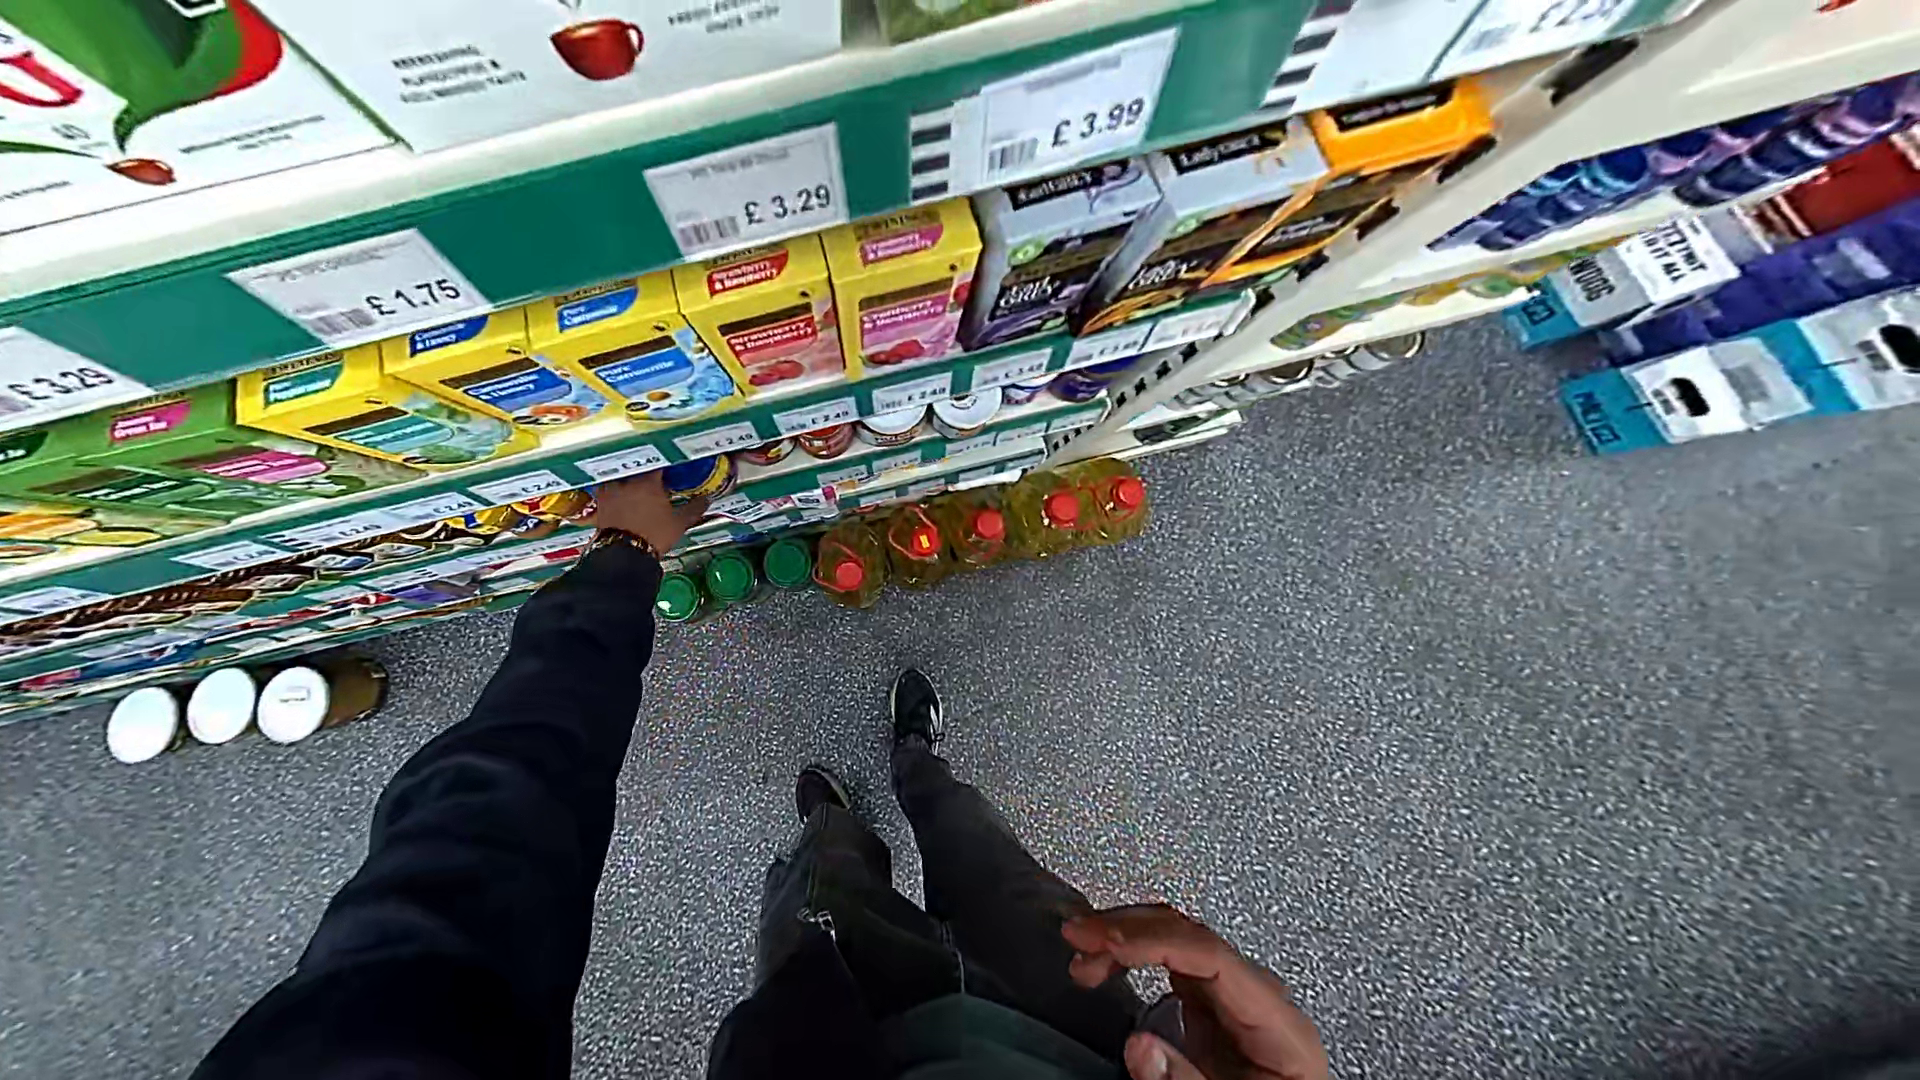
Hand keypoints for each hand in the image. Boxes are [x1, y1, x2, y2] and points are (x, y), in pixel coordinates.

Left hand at [578, 472, 707, 552]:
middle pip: (637, 470)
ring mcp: (610, 493)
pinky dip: (612, 495)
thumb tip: (705, 501)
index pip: (659, 466)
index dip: (666, 467)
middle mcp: (627, 483)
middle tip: (655, 480)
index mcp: (648, 483)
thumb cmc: (652, 535)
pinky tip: (618, 500)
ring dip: (627, 482)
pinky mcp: (600, 506)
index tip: (671, 470)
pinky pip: (606, 493)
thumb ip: (694, 508)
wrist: (625, 553)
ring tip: (635, 489)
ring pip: (619, 479)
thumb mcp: (679, 523)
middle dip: (646, 474)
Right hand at [1062, 905, 1328, 1079]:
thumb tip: (1137, 1044)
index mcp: (1274, 1019)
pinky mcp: (1214, 1003)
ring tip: (1081, 952)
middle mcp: (1255, 993)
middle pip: (1186, 935)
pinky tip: (1106, 962)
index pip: (1208, 952)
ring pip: (1172, 937)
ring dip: (1121, 936)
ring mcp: (1233, 993)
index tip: (1105, 942)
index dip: (1154, 939)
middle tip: (1077, 937)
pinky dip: (1131, 955)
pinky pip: (1168, 959)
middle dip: (1125, 928)